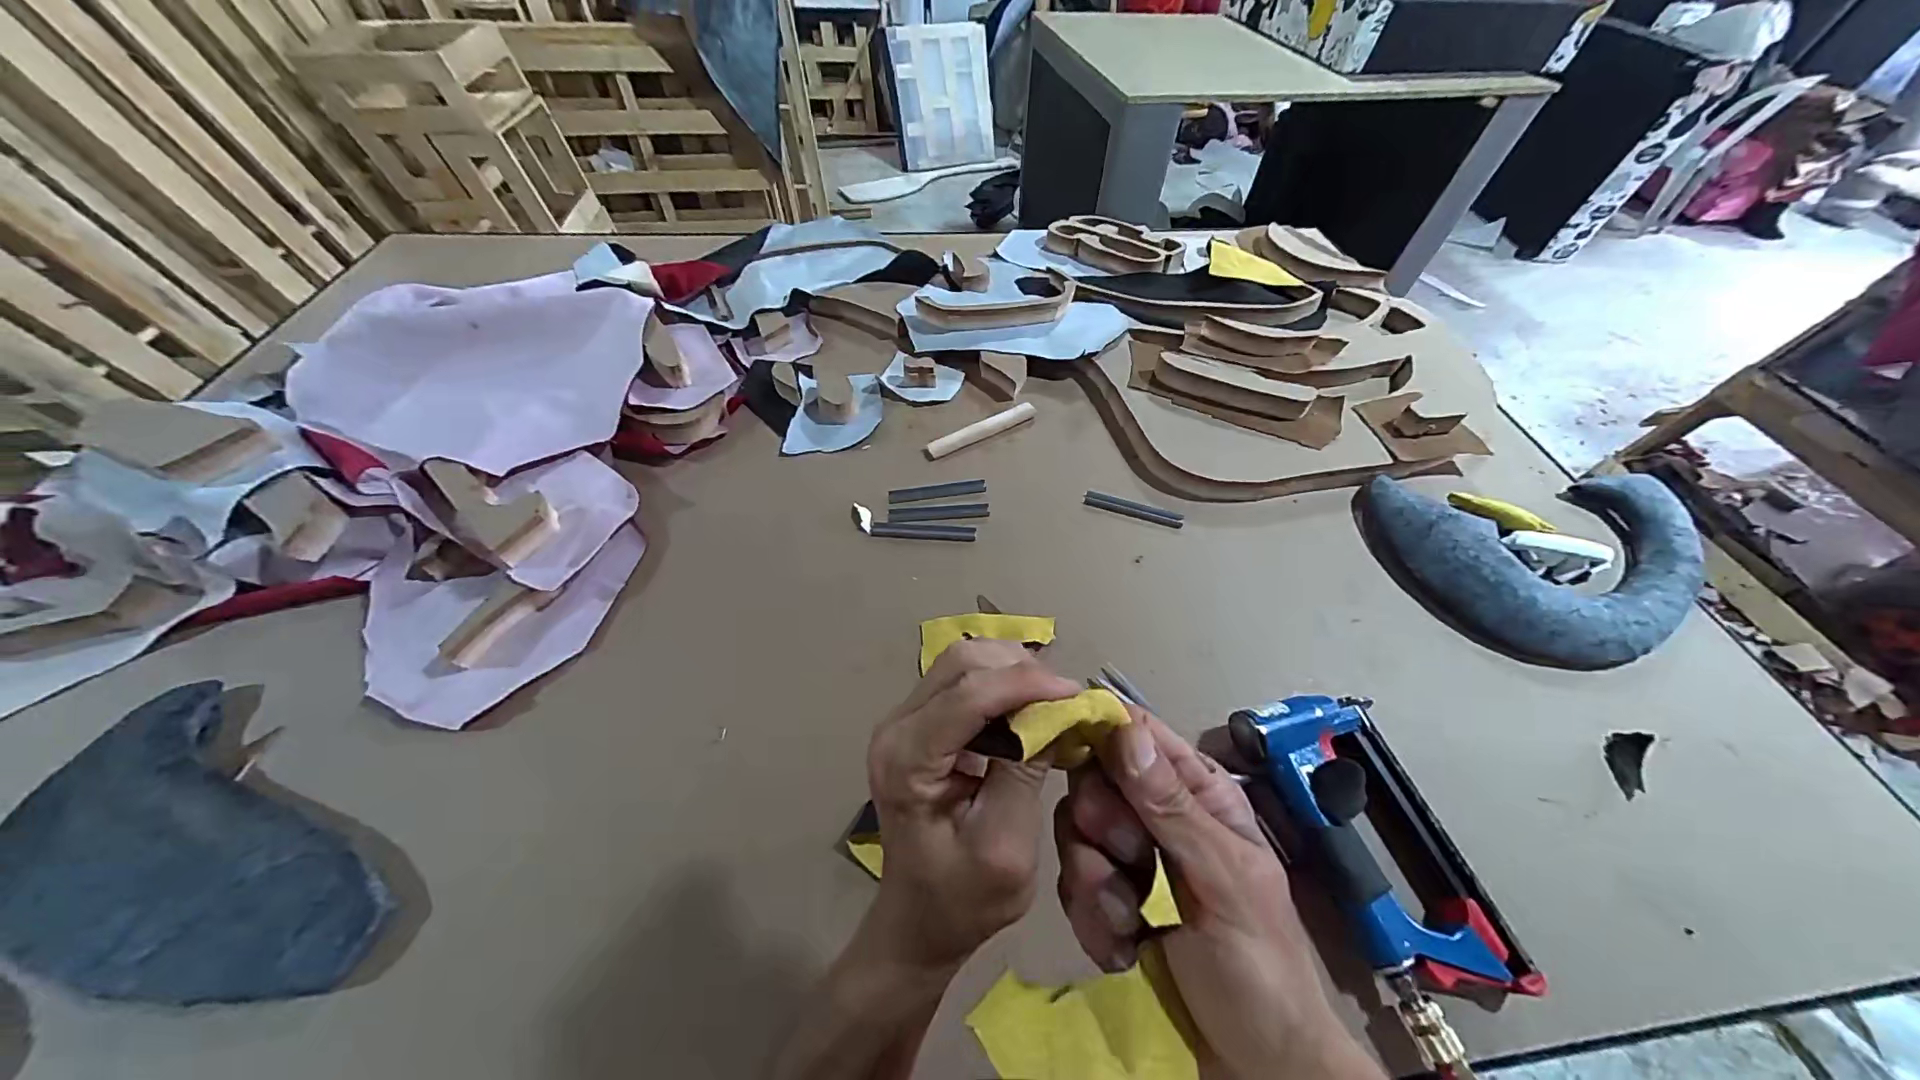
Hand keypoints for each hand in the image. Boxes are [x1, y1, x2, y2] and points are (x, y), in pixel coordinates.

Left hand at [867, 638, 1083, 968]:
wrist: (920, 918)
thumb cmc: (962, 897)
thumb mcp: (1007, 846)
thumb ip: (1025, 771)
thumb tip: (1056, 710)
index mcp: (907, 760)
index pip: (967, 695)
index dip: (1025, 684)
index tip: (1076, 694)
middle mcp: (896, 727)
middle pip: (962, 662)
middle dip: (1020, 670)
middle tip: (1066, 700)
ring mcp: (903, 720)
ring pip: (963, 662)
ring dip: (1012, 671)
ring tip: (1051, 703)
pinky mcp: (919, 722)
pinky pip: (963, 680)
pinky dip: (1002, 683)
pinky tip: (1029, 708)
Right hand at [1055, 710, 1383, 1079]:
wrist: (1253, 1066)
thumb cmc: (1260, 968)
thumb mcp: (1225, 881)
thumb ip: (1173, 807)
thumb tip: (1125, 731)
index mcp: (1197, 793)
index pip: (1137, 733)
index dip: (1100, 734)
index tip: (1077, 758)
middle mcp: (1156, 813)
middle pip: (1092, 779)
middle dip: (1103, 828)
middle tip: (1133, 864)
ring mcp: (1127, 856)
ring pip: (1074, 832)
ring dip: (1097, 885)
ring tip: (1133, 924)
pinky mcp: (1104, 897)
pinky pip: (1070, 884)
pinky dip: (1092, 919)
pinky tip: (1124, 948)